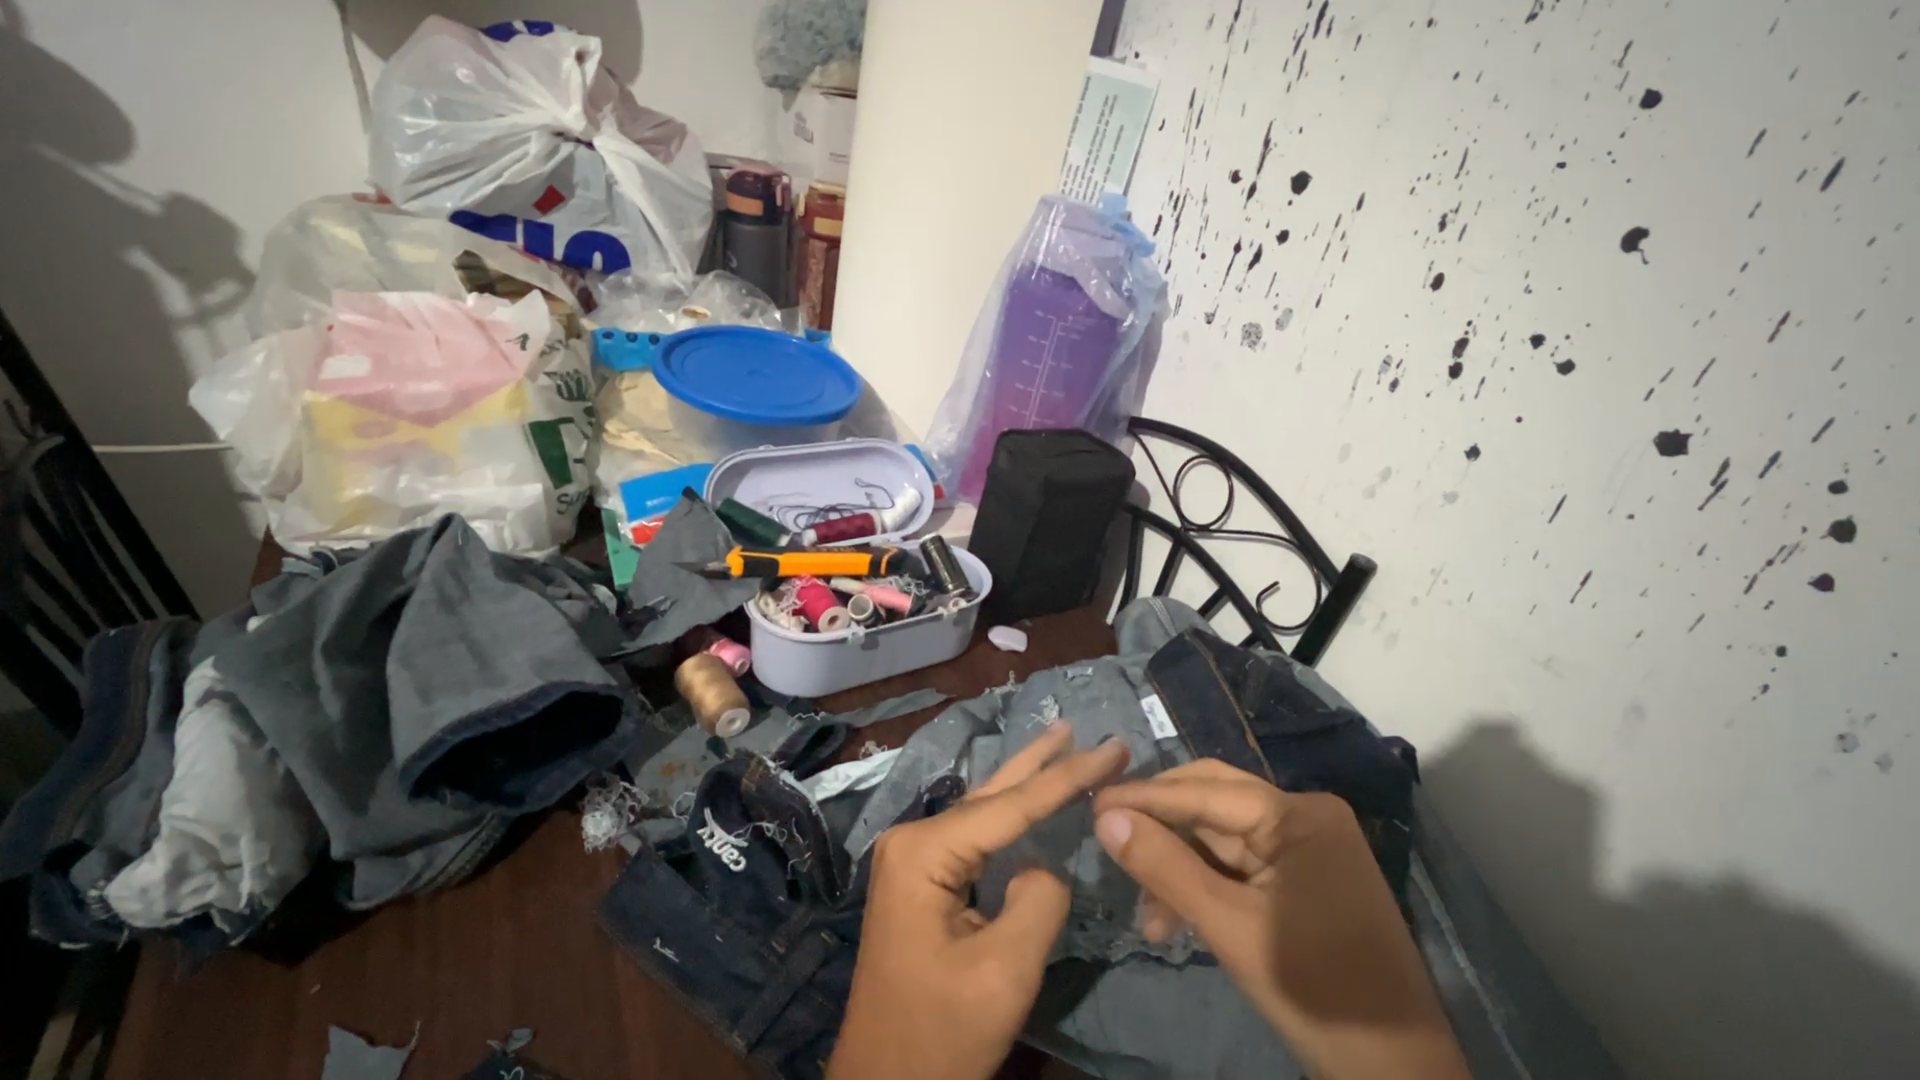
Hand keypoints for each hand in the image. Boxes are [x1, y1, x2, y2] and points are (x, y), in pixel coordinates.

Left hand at [828, 723, 1129, 1079]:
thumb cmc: (941, 1032)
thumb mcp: (1004, 970)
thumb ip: (1038, 900)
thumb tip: (1044, 867)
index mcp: (924, 852)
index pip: (1011, 805)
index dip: (1068, 777)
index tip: (1113, 747)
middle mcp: (912, 842)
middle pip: (992, 793)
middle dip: (1043, 762)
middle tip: (1083, 728)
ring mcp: (912, 863)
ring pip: (983, 811)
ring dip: (1026, 781)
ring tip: (1062, 745)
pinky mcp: (920, 885)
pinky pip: (975, 838)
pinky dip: (1010, 816)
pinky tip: (1028, 798)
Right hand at [1094, 760, 1468, 1079]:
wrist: (1395, 1070)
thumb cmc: (1313, 990)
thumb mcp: (1228, 926)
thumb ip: (1166, 867)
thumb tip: (1105, 818)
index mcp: (1298, 816)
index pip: (1205, 791)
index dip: (1145, 798)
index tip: (1091, 803)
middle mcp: (1304, 818)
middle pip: (1213, 804)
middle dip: (1161, 827)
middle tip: (1108, 840)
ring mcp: (1307, 849)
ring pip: (1220, 840)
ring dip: (1178, 868)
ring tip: (1147, 920)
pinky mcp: (1302, 881)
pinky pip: (1238, 867)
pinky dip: (1204, 887)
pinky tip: (1174, 921)